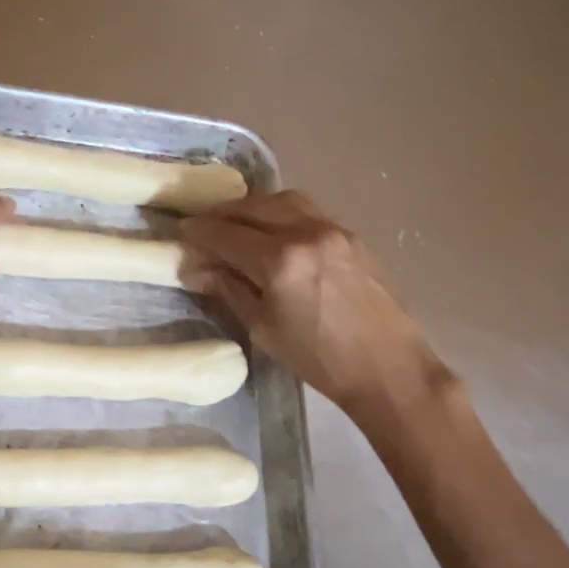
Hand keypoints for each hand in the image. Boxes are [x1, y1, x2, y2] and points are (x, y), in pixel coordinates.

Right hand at [181, 191, 446, 413]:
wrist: (387, 367)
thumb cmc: (319, 358)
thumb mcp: (263, 328)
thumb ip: (229, 290)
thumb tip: (197, 269)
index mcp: (280, 259)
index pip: (228, 234)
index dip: (201, 232)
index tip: (182, 230)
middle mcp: (306, 232)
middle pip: (254, 207)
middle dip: (224, 213)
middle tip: (203, 223)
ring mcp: (333, 229)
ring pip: (283, 200)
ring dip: (254, 206)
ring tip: (237, 220)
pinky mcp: (351, 235)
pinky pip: (308, 210)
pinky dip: (282, 211)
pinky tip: (273, 228)